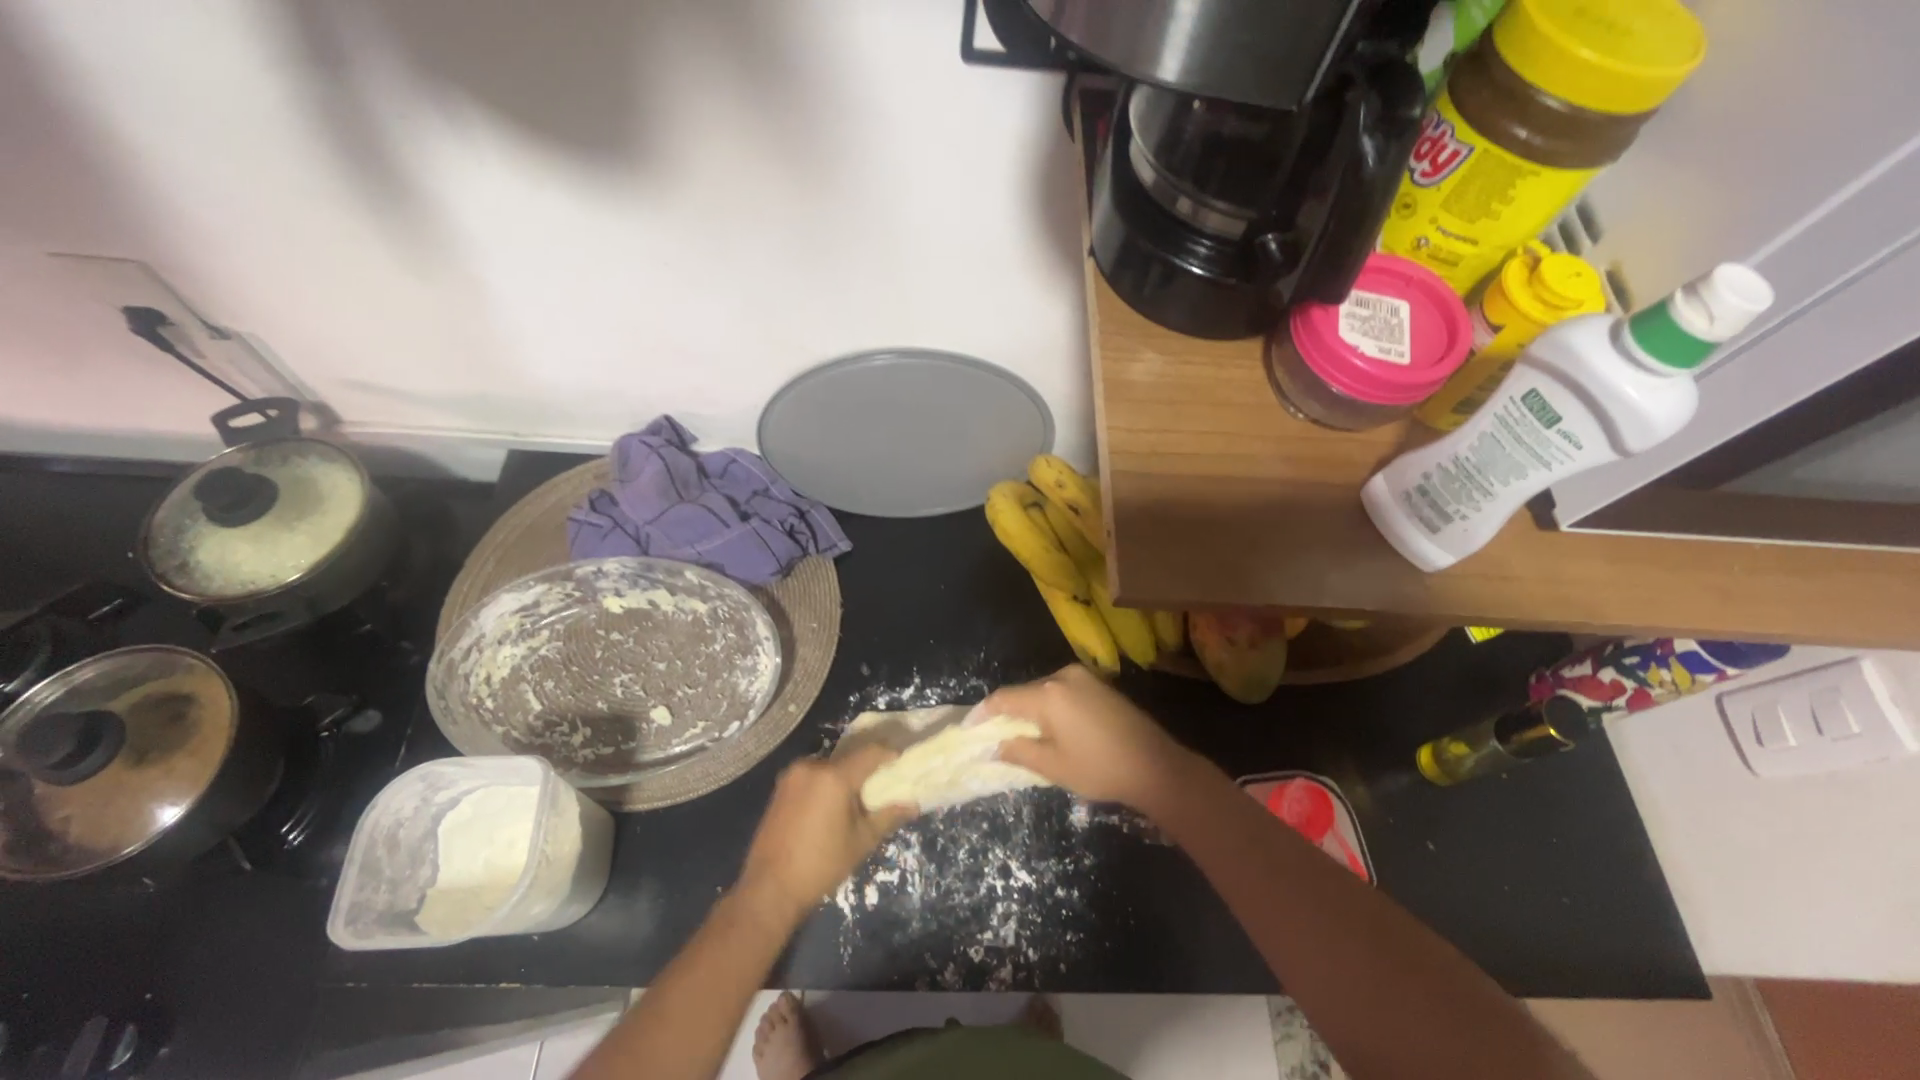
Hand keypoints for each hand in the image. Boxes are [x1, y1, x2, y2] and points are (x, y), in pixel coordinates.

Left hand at [736, 746, 916, 920]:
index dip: (889, 754)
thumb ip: (887, 817)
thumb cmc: (821, 865)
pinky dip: (826, 785)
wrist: (769, 888)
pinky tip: (832, 807)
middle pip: (848, 759)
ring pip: (828, 768)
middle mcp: (811, 767)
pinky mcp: (779, 788)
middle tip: (882, 785)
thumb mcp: (861, 842)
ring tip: (857, 800)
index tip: (903, 761)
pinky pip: (811, 777)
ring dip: (844, 778)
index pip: (870, 753)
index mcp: (833, 777)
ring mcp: (791, 776)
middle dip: (866, 769)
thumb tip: (913, 804)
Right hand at [982, 664, 1210, 813]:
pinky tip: (1048, 727)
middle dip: (1006, 712)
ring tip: (1018, 733)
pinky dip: (1049, 706)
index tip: (968, 728)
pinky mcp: (1100, 685)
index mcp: (1049, 694)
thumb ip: (1020, 751)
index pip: (1003, 698)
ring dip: (1029, 709)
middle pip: (1024, 691)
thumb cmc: (1100, 769)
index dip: (982, 713)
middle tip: (991, 734)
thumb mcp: (1053, 766)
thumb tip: (996, 746)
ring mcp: (1085, 678)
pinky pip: (1062, 691)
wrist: (1156, 766)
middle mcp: (1064, 676)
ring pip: (1044, 690)